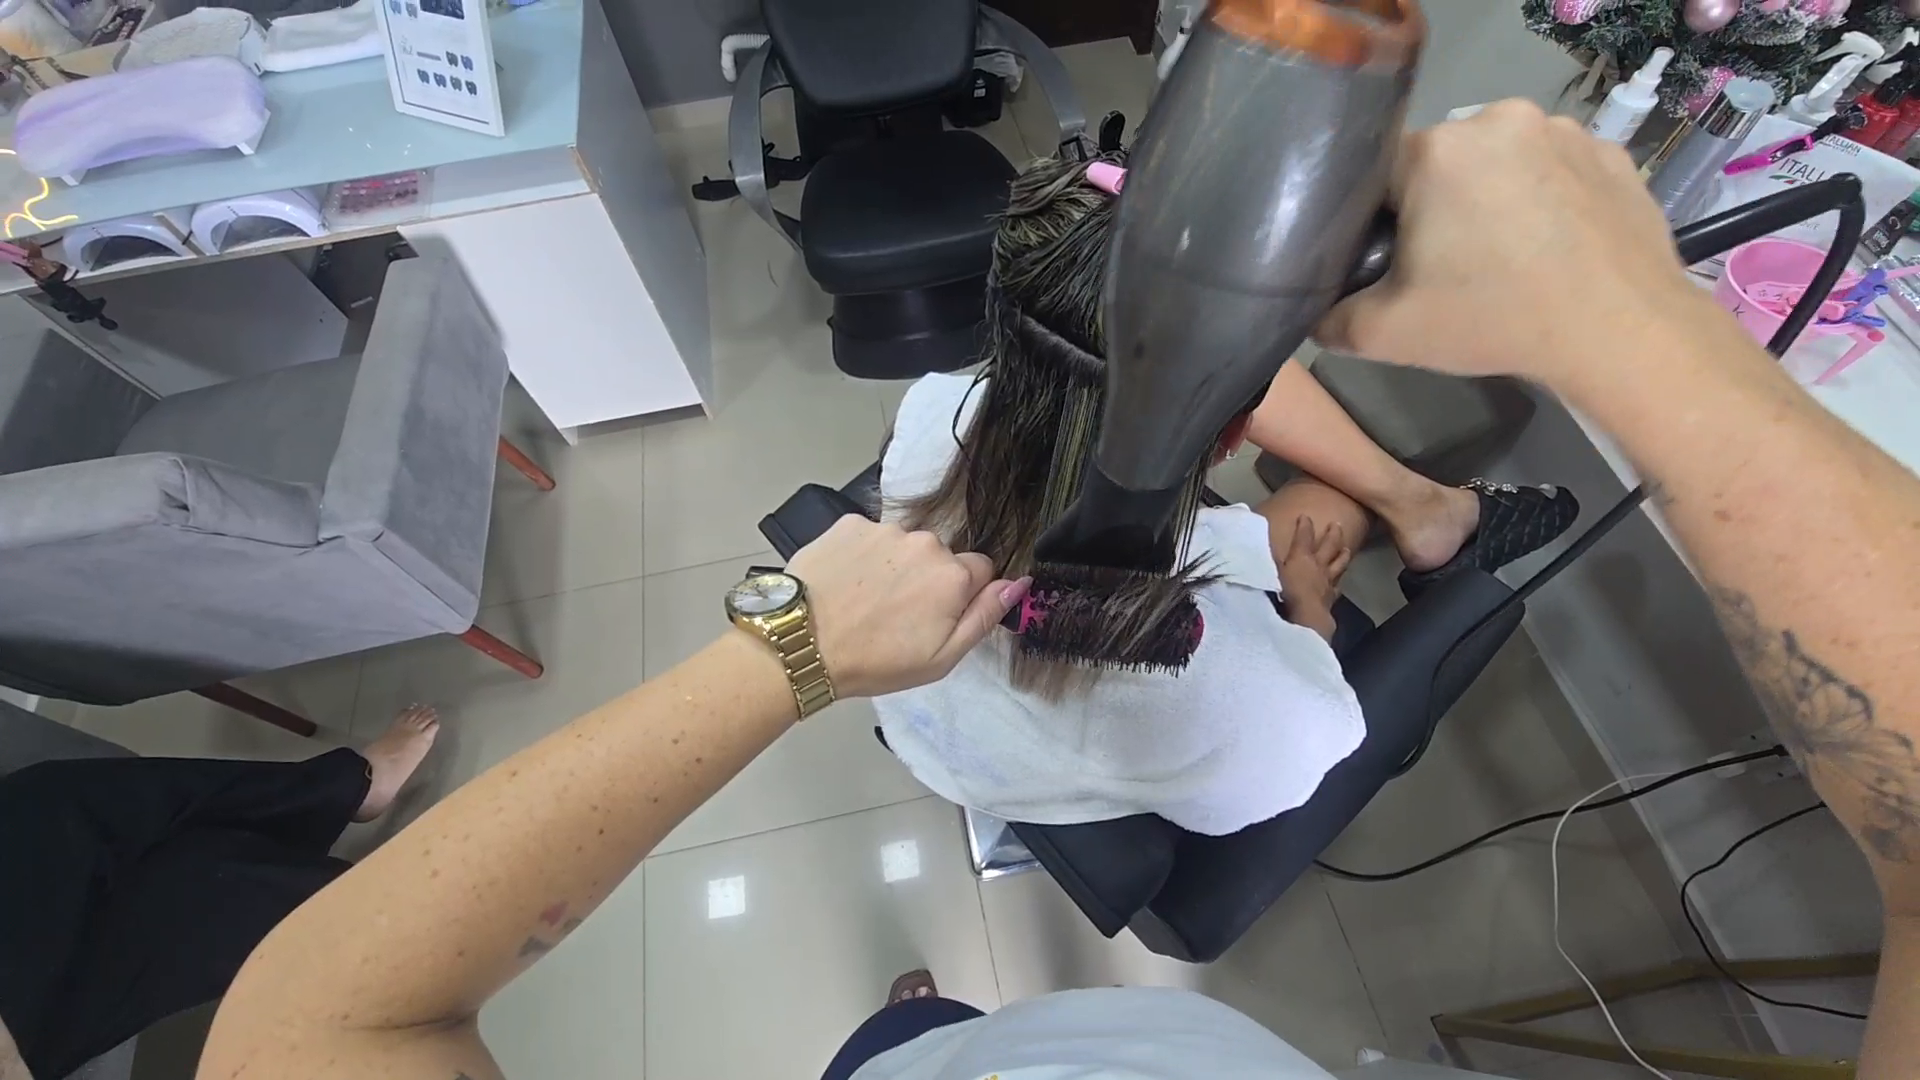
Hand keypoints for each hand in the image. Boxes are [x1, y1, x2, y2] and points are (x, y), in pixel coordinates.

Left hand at [785, 516, 1029, 697]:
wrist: (802, 643)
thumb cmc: (874, 661)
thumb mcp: (941, 657)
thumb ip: (984, 616)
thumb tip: (1018, 583)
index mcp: (953, 576)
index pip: (980, 571)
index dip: (961, 596)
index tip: (936, 617)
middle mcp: (925, 543)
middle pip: (940, 556)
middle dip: (927, 579)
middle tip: (896, 614)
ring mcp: (885, 529)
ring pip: (904, 545)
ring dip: (894, 566)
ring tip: (866, 600)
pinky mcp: (850, 523)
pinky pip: (869, 536)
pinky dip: (862, 555)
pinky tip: (846, 582)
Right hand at [1276, 517, 1349, 642]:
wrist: (1306, 617)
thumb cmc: (1285, 593)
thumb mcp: (1270, 572)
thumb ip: (1266, 559)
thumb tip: (1256, 546)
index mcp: (1301, 557)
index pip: (1303, 536)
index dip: (1304, 525)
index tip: (1305, 516)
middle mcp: (1317, 565)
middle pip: (1328, 546)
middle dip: (1332, 534)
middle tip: (1337, 523)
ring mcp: (1327, 581)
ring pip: (1339, 564)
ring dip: (1342, 554)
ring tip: (1347, 548)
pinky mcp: (1330, 597)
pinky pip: (1337, 587)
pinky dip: (1338, 582)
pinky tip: (1339, 582)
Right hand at [1318, 99, 1723, 392]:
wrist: (1618, 330)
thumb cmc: (1491, 319)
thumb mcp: (1381, 335)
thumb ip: (1328, 321)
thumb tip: (1315, 314)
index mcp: (1435, 153)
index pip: (1371, 175)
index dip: (1365, 220)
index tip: (1377, 258)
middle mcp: (1498, 121)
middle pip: (1433, 164)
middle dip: (1424, 207)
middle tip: (1432, 265)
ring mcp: (1563, 131)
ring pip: (1491, 163)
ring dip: (1479, 200)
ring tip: (1490, 257)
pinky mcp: (1610, 152)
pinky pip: (1546, 170)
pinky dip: (1533, 201)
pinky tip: (1537, 248)